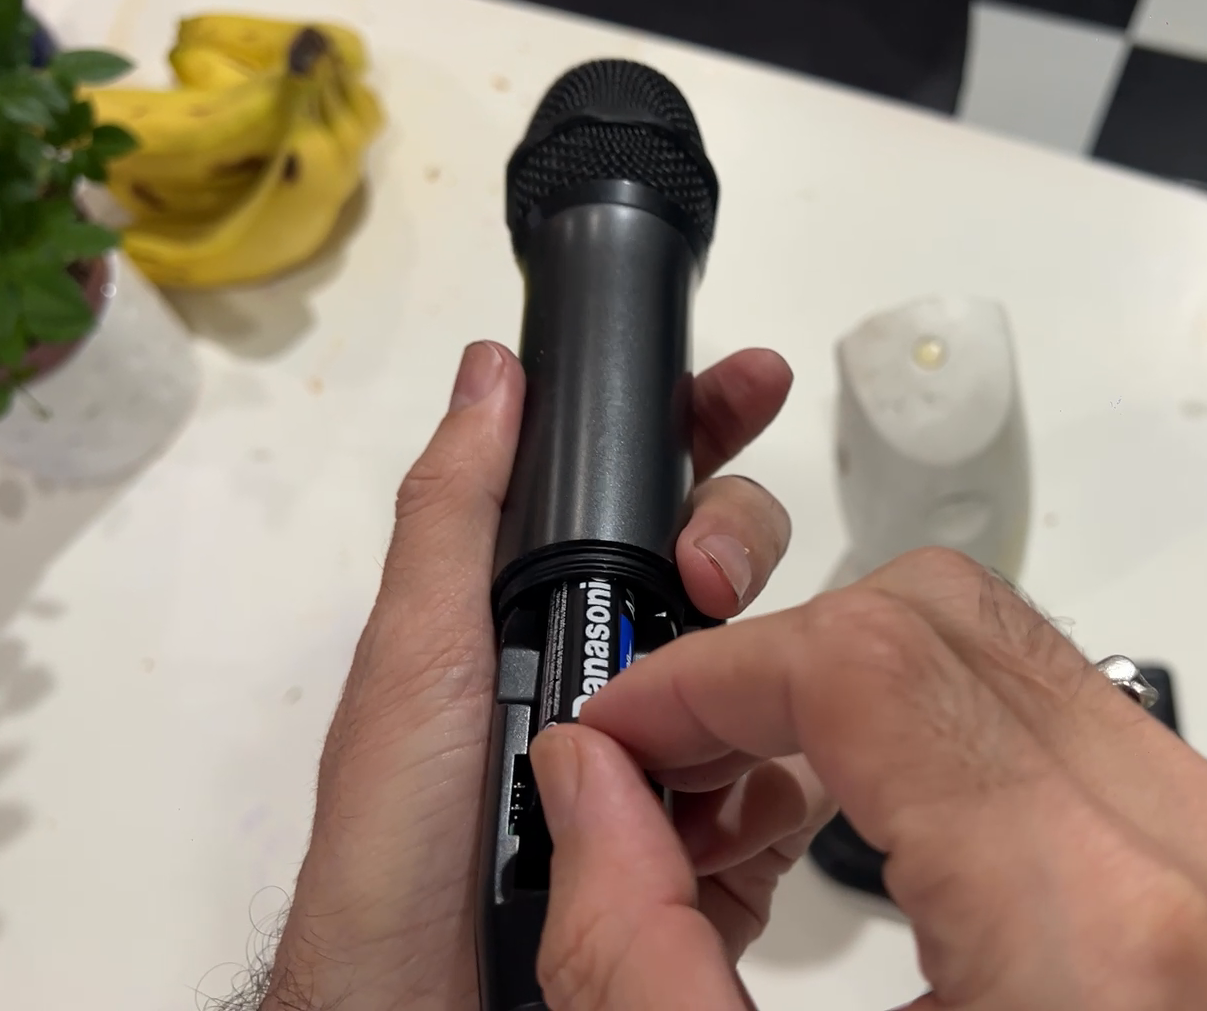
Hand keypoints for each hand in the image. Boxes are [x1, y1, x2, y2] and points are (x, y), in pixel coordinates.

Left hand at [261, 341, 802, 1010]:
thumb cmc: (410, 835)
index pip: (654, 486)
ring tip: (712, 731)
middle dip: (742, 538)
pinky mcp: (734, 828)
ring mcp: (695, 741)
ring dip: (768, 670)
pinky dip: (785, 775)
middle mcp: (642, 659)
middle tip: (716, 577)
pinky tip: (742, 808)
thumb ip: (457, 511)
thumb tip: (493, 371)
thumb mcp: (421, 656)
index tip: (758, 381)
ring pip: (780, 662)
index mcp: (571, 602)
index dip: (708, 424)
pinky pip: (795, 771)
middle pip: (735, 558)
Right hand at [532, 549, 1206, 1010]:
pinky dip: (903, 715)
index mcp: (1096, 940)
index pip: (867, 663)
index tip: (628, 725)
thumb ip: (634, 956)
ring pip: (974, 635)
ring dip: (834, 684)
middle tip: (681, 762)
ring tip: (753, 793)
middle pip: (926, 615)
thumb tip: (587, 776)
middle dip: (769, 666)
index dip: (712, 672)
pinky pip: (1021, 693)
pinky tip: (848, 806)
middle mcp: (1194, 851)